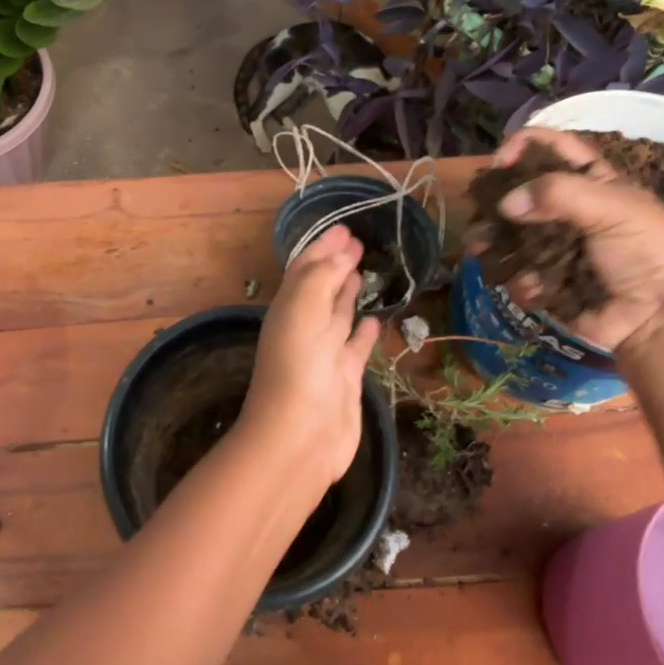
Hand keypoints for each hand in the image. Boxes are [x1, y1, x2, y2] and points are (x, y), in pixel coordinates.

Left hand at [240, 224, 380, 483]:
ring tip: (363, 272)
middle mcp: (305, 327)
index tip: (344, 228)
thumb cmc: (298, 367)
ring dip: (348, 293)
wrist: (301, 436)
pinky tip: (375, 320)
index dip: (322, 247)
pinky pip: (356, 346)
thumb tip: (339, 254)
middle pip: (322, 287)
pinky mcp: (346, 378)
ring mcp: (326, 354)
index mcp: (289, 309)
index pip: (305, 268)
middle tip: (357, 242)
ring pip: (338, 314)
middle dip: (336, 264)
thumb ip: (321, 278)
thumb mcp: (303, 311)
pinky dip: (364, 331)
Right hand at [489, 129, 663, 352]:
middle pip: (524, 196)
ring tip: (480, 250)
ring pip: (513, 239)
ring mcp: (559, 253)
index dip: (525, 146)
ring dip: (494, 243)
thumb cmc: (652, 253)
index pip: (555, 149)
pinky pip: (522, 279)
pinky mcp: (551, 288)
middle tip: (479, 212)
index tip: (500, 162)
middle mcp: (573, 215)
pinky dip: (522, 283)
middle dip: (497, 202)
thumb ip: (558, 194)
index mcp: (596, 185)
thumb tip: (505, 202)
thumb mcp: (616, 209)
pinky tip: (532, 288)